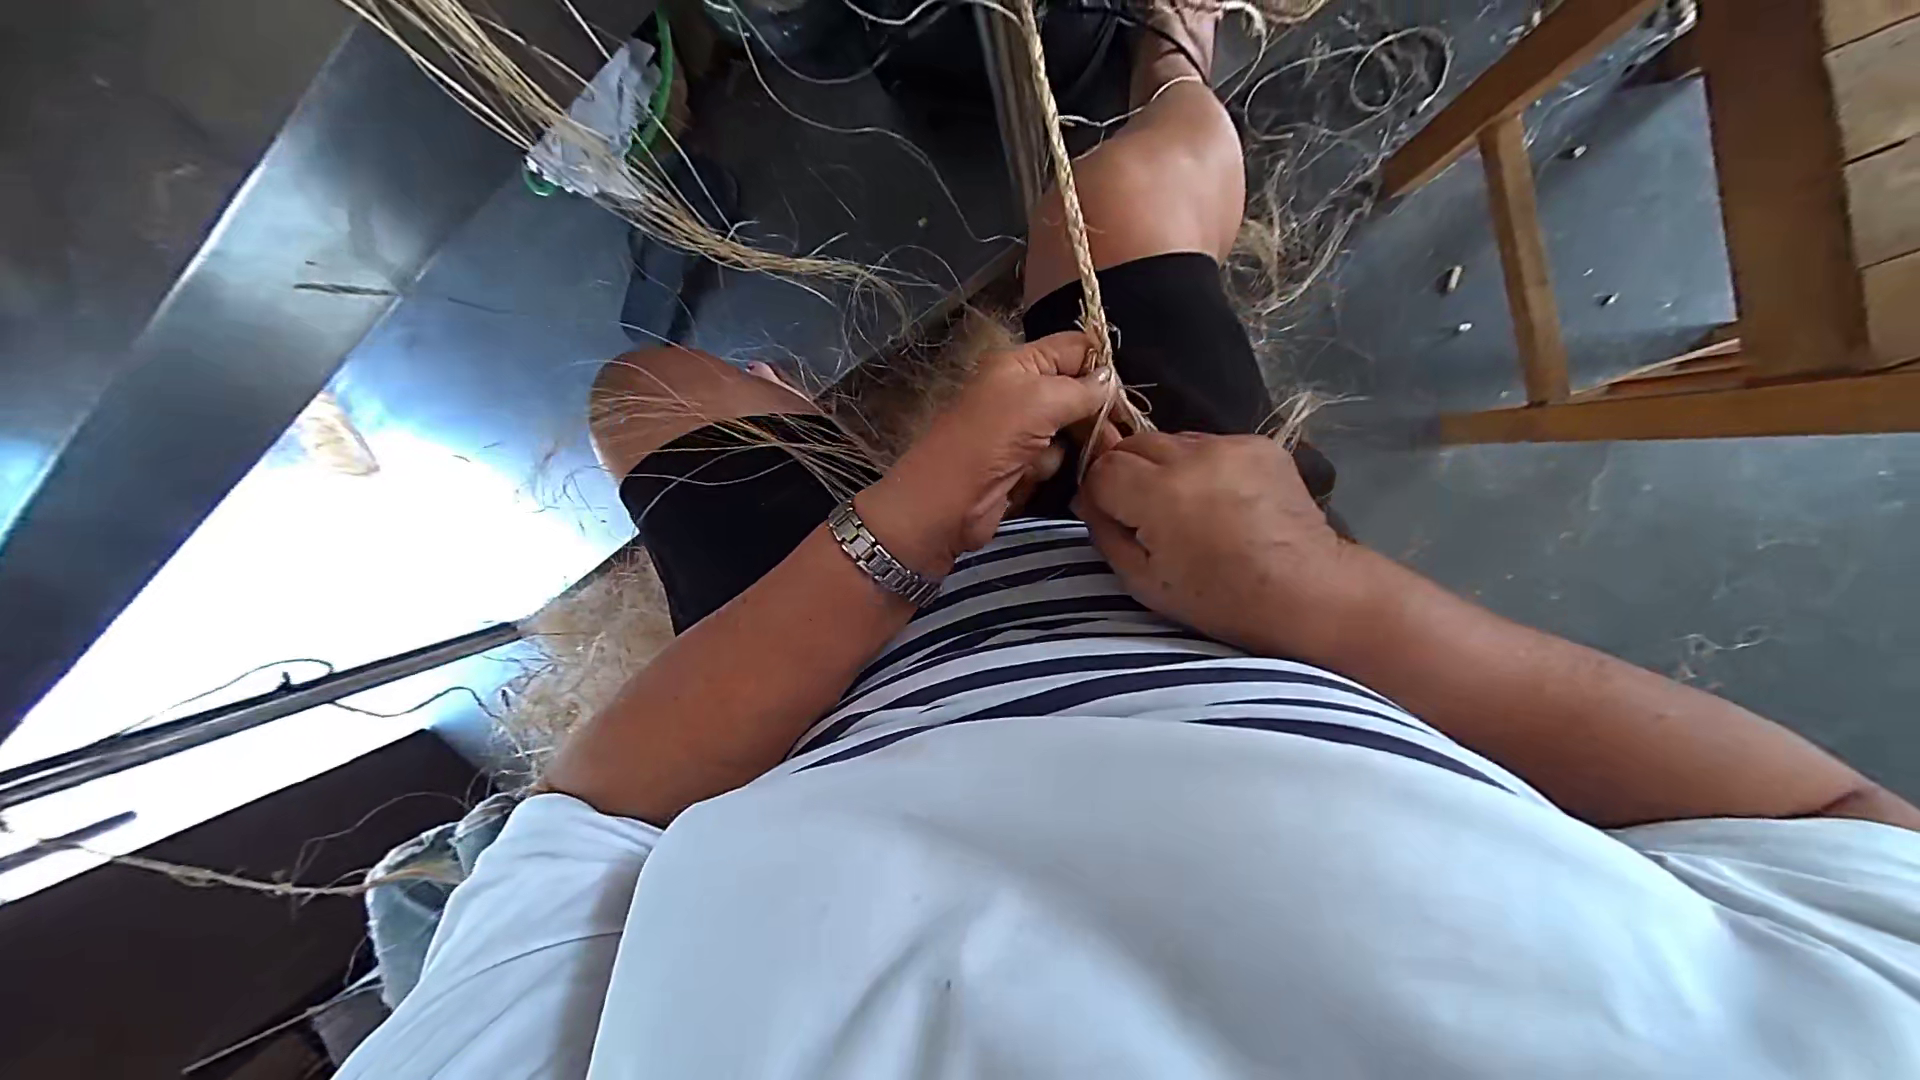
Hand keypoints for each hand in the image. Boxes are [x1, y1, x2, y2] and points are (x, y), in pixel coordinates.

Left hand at [856, 332, 1117, 573]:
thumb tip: (1111, 381)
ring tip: (1058, 458)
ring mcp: (1022, 431)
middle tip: (1113, 436)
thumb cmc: (988, 442)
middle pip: (1077, 392)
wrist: (945, 505)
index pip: (1074, 348)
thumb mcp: (1039, 401)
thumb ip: (1082, 388)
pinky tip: (1033, 478)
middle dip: (1094, 413)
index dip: (1100, 366)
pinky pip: (1055, 459)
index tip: (1123, 393)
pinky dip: (1050, 468)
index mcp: (1019, 364)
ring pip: (1071, 429)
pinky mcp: (1022, 465)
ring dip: (1071, 446)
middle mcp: (1022, 391)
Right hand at [1074, 431, 1385, 663]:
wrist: (1307, 591)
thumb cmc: (1217, 598)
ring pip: (1168, 439)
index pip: (1100, 468)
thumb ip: (1103, 531)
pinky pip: (1206, 443)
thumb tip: (1088, 498)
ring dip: (1162, 466)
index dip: (1099, 493)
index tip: (1111, 516)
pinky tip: (1218, 496)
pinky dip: (1200, 465)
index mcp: (1158, 493)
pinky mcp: (1259, 442)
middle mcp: (1191, 456)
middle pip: (1131, 444)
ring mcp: (1229, 444)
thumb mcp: (1140, 580)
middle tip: (1144, 511)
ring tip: (1184, 503)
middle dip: (1126, 473)